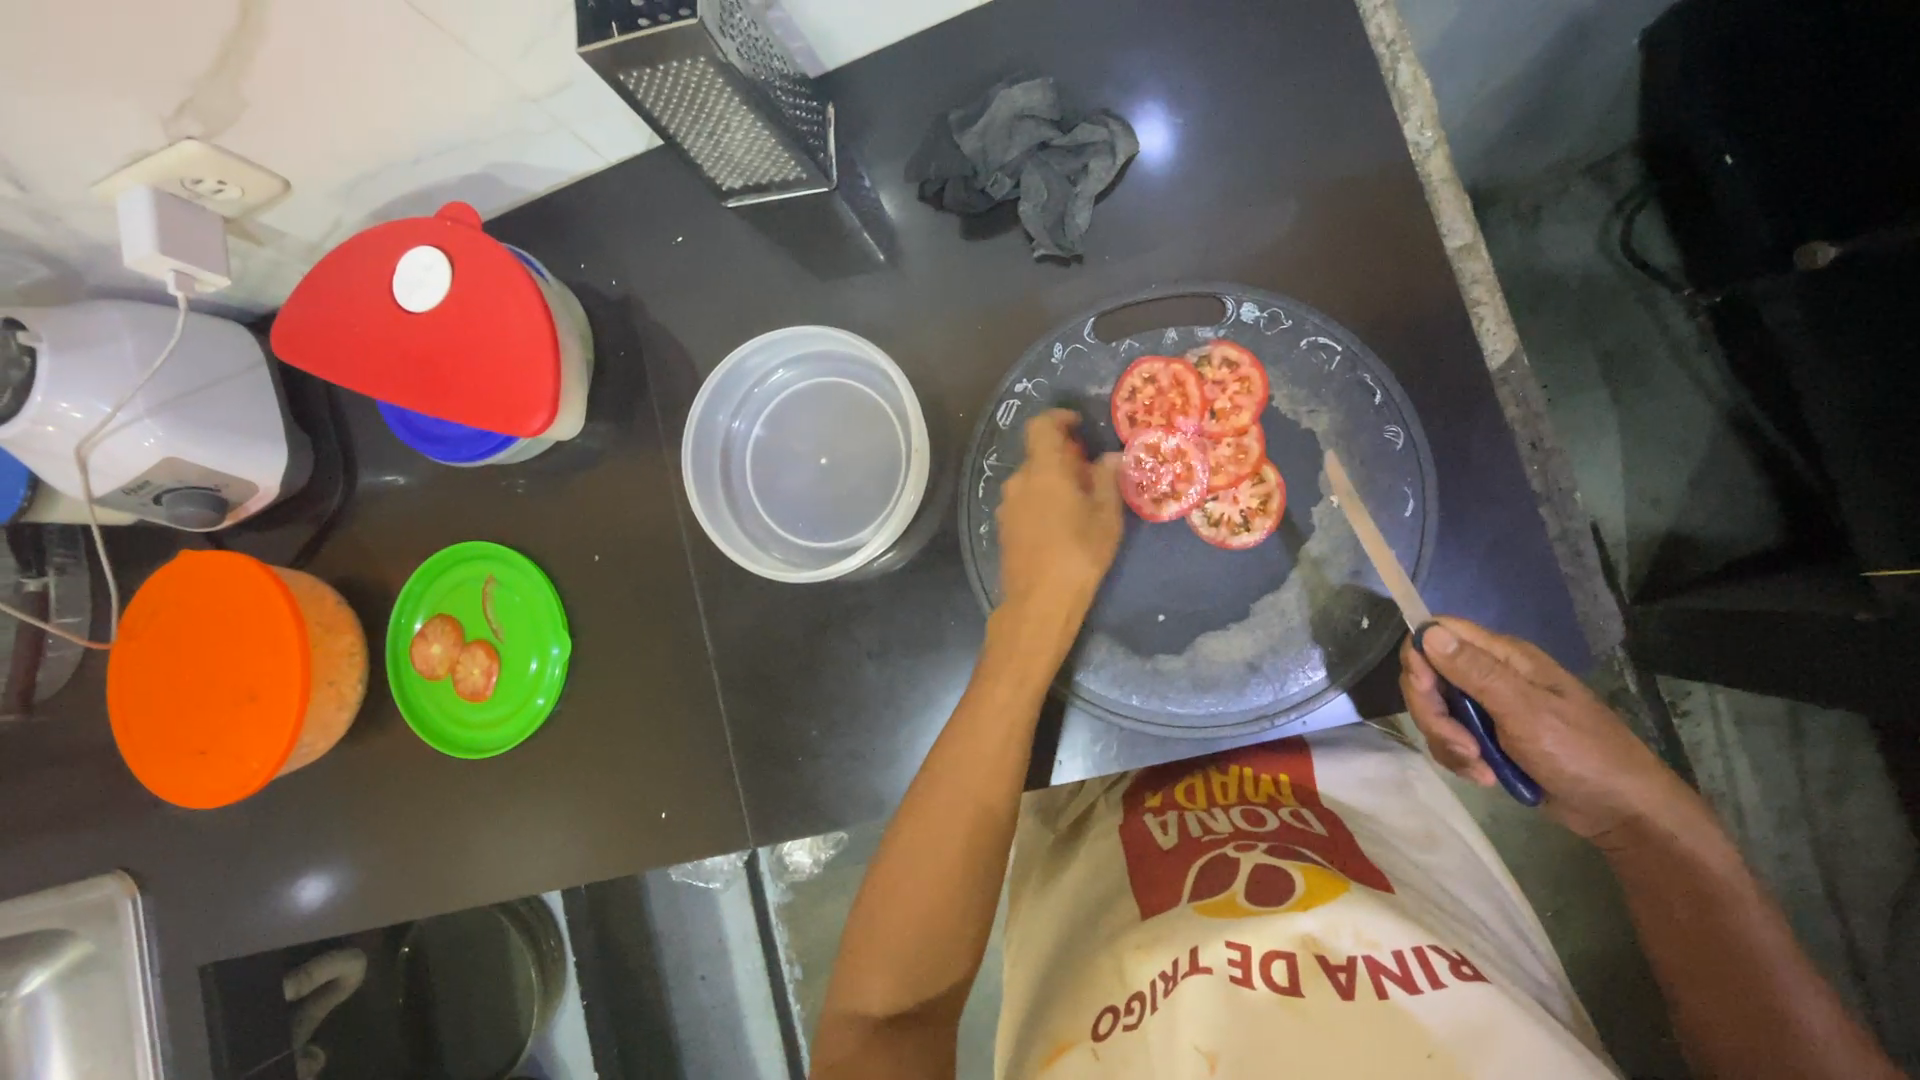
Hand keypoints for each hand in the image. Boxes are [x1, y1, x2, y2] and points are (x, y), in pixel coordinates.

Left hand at [994, 410, 1122, 627]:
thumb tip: (1111, 457)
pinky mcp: (1004, 528)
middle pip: (1038, 455)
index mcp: (1043, 470)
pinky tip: (1060, 524)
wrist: (1039, 601)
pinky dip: (1041, 501)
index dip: (1059, 419)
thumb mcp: (1106, 516)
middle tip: (1091, 473)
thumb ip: (1108, 479)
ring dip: (1052, 481)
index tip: (1079, 426)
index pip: (1041, 425)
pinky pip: (1024, 501)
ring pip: (1031, 480)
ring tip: (1080, 502)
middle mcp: (1018, 481)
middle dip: (1063, 457)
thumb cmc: (1079, 553)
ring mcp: (1007, 506)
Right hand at [1399, 617, 1702, 844]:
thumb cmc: (1582, 753)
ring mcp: (1488, 706)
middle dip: (1433, 713)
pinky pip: (1449, 738)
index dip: (1420, 658)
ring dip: (1447, 742)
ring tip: (1479, 767)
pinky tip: (1485, 775)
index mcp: (1504, 656)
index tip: (1426, 691)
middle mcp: (1491, 674)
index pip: (1438, 633)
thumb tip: (1429, 634)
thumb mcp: (1527, 712)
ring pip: (1435, 711)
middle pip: (1428, 676)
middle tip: (1461, 744)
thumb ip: (1477, 672)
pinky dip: (1459, 758)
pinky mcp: (1487, 735)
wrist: (1620, 810)